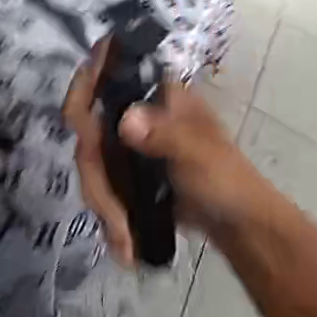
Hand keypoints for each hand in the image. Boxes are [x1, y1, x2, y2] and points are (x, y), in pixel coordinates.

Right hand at [64, 64, 272, 263]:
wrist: (239, 224)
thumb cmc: (226, 179)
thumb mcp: (200, 154)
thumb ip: (165, 136)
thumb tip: (126, 120)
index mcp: (160, 94)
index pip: (113, 72)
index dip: (86, 86)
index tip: (77, 119)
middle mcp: (140, 112)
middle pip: (92, 129)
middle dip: (98, 179)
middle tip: (114, 217)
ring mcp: (131, 145)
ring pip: (94, 164)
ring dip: (105, 205)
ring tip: (125, 241)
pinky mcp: (128, 175)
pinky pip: (104, 187)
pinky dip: (110, 217)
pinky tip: (126, 245)